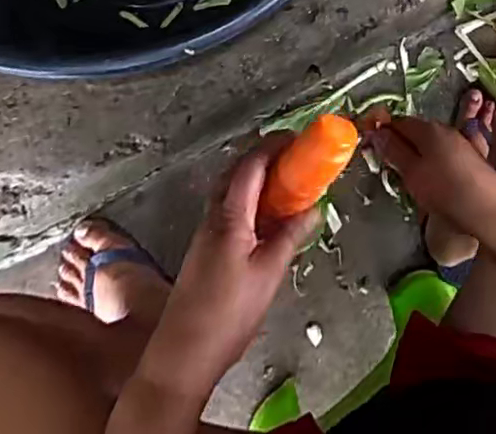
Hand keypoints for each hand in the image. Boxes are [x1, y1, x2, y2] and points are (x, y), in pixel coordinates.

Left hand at [148, 137, 319, 385]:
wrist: (182, 358)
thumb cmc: (227, 315)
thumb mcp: (270, 273)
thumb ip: (291, 236)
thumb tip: (314, 209)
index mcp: (230, 218)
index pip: (250, 166)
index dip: (273, 145)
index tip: (297, 138)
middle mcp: (213, 218)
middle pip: (236, 171)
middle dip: (265, 155)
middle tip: (294, 156)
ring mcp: (206, 233)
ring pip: (230, 189)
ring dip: (256, 176)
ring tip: (287, 181)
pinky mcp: (205, 248)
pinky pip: (229, 208)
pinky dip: (250, 198)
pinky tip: (268, 215)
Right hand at [370, 117, 495, 238]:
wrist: (486, 206)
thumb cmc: (444, 188)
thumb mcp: (413, 172)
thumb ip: (395, 151)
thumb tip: (377, 132)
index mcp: (428, 129)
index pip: (400, 122)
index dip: (384, 131)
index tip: (371, 144)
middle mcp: (445, 130)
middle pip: (416, 130)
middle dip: (400, 140)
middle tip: (385, 160)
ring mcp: (460, 142)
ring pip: (431, 141)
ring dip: (417, 150)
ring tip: (406, 170)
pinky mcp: (470, 156)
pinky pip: (443, 151)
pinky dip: (432, 158)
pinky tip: (430, 173)